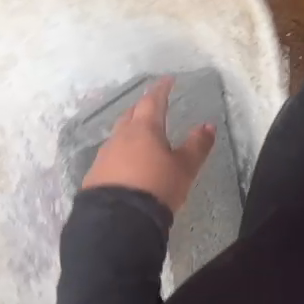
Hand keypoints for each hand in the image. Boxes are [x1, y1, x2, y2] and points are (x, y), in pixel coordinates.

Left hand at [82, 76, 216, 213]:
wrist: (115, 224)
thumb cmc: (155, 188)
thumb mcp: (184, 168)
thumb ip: (197, 145)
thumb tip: (208, 125)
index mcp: (145, 128)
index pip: (153, 100)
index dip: (161, 89)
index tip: (167, 80)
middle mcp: (121, 137)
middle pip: (132, 114)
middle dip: (143, 107)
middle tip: (153, 104)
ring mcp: (104, 157)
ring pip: (119, 135)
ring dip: (130, 130)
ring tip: (140, 135)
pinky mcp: (94, 177)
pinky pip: (110, 156)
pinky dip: (121, 152)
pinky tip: (125, 163)